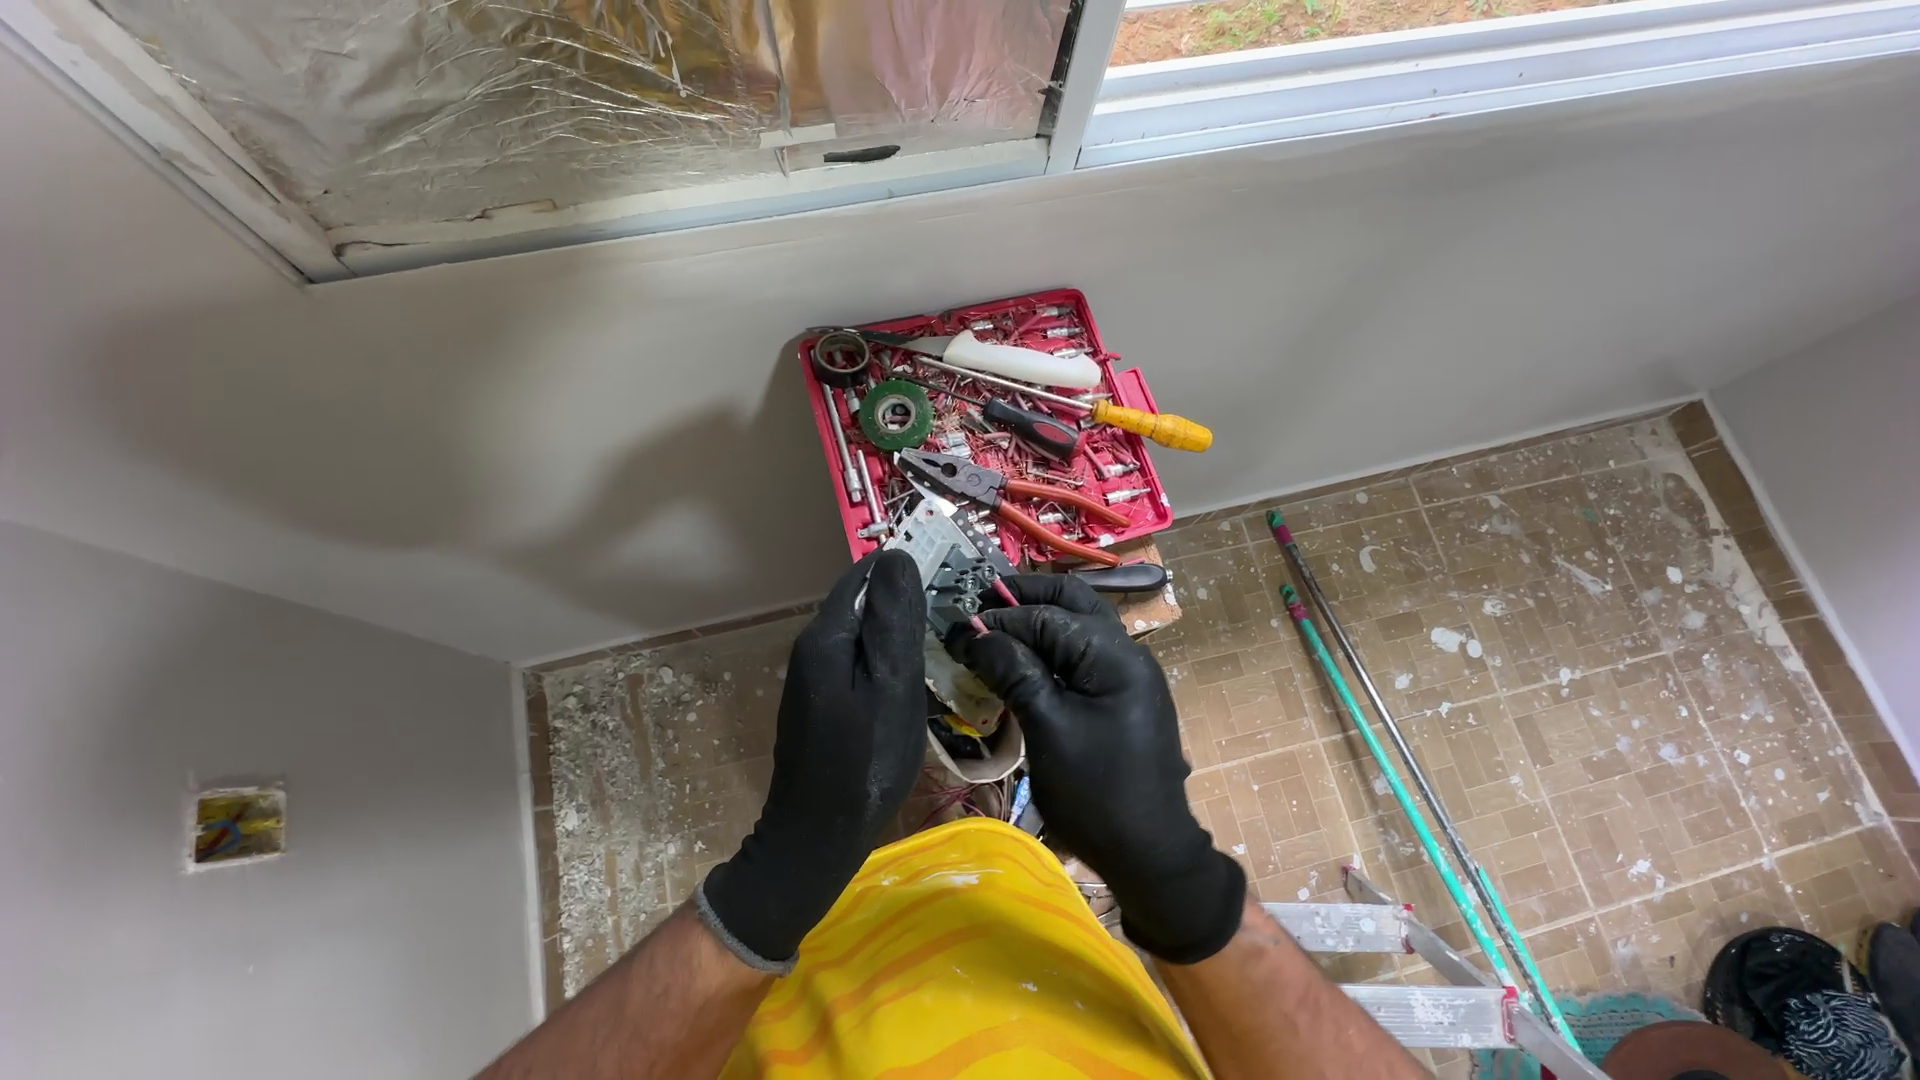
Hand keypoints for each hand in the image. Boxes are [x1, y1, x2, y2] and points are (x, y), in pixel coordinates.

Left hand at [698, 549, 927, 971]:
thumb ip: (892, 621)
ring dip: (896, 635)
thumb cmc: (864, 760)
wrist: (816, 836)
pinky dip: (884, 663)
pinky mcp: (820, 705)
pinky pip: (856, 666)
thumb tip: (897, 556)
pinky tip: (910, 683)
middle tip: (954, 613)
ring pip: (860, 637)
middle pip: (861, 606)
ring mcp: (813, 680)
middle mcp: (812, 649)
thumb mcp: (890, 685)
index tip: (950, 576)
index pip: (864, 576)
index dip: (904, 570)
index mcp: (826, 636)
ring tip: (941, 644)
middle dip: (903, 603)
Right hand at [945, 575, 1244, 963]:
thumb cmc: (1095, 791)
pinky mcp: (1120, 695)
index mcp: (1115, 655)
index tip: (959, 628)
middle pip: (1073, 602)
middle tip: (982, 602)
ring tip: (995, 625)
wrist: (1149, 851)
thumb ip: (1015, 672)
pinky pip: (1082, 654)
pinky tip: (1022, 659)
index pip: (1049, 616)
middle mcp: (1127, 653)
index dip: (1001, 617)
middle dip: (1026, 598)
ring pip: (1078, 625)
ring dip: (1038, 619)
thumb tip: (975, 633)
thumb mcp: (1048, 728)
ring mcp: (1127, 674)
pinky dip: (1050, 647)